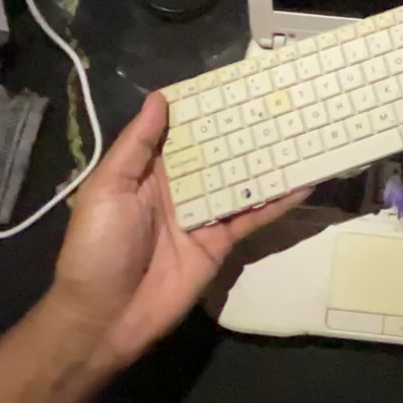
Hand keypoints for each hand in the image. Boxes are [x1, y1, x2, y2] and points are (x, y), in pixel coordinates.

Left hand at [45, 92, 309, 368]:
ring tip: (303, 132)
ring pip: (244, 177)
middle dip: (248, 127)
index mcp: (153, 168)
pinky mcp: (224, 239)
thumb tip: (161, 97)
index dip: (209, 106)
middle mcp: (184, 184)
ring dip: (270, 158)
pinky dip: (279, 200)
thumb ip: (137, 145)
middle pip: (221, 150)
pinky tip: (304, 182)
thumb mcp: (107, 189)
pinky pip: (254, 214)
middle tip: (284, 99)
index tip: (240, 81)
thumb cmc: (98, 248)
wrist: (104, 321)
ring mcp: (207, 212)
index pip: (185, 128)